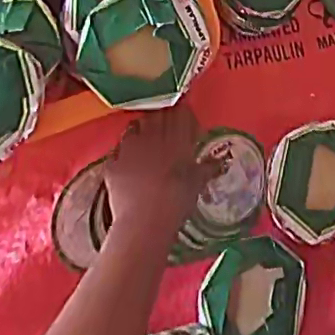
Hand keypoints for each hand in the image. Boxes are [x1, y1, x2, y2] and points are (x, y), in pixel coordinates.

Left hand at [101, 105, 214, 248]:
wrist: (145, 222)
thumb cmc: (178, 200)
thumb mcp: (198, 183)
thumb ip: (208, 167)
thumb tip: (220, 161)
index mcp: (176, 138)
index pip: (179, 112)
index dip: (183, 116)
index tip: (186, 126)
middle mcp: (152, 137)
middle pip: (156, 114)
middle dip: (162, 119)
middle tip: (167, 132)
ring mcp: (130, 149)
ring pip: (134, 126)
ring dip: (140, 130)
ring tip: (146, 141)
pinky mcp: (113, 164)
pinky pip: (116, 150)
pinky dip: (122, 151)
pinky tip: (127, 161)